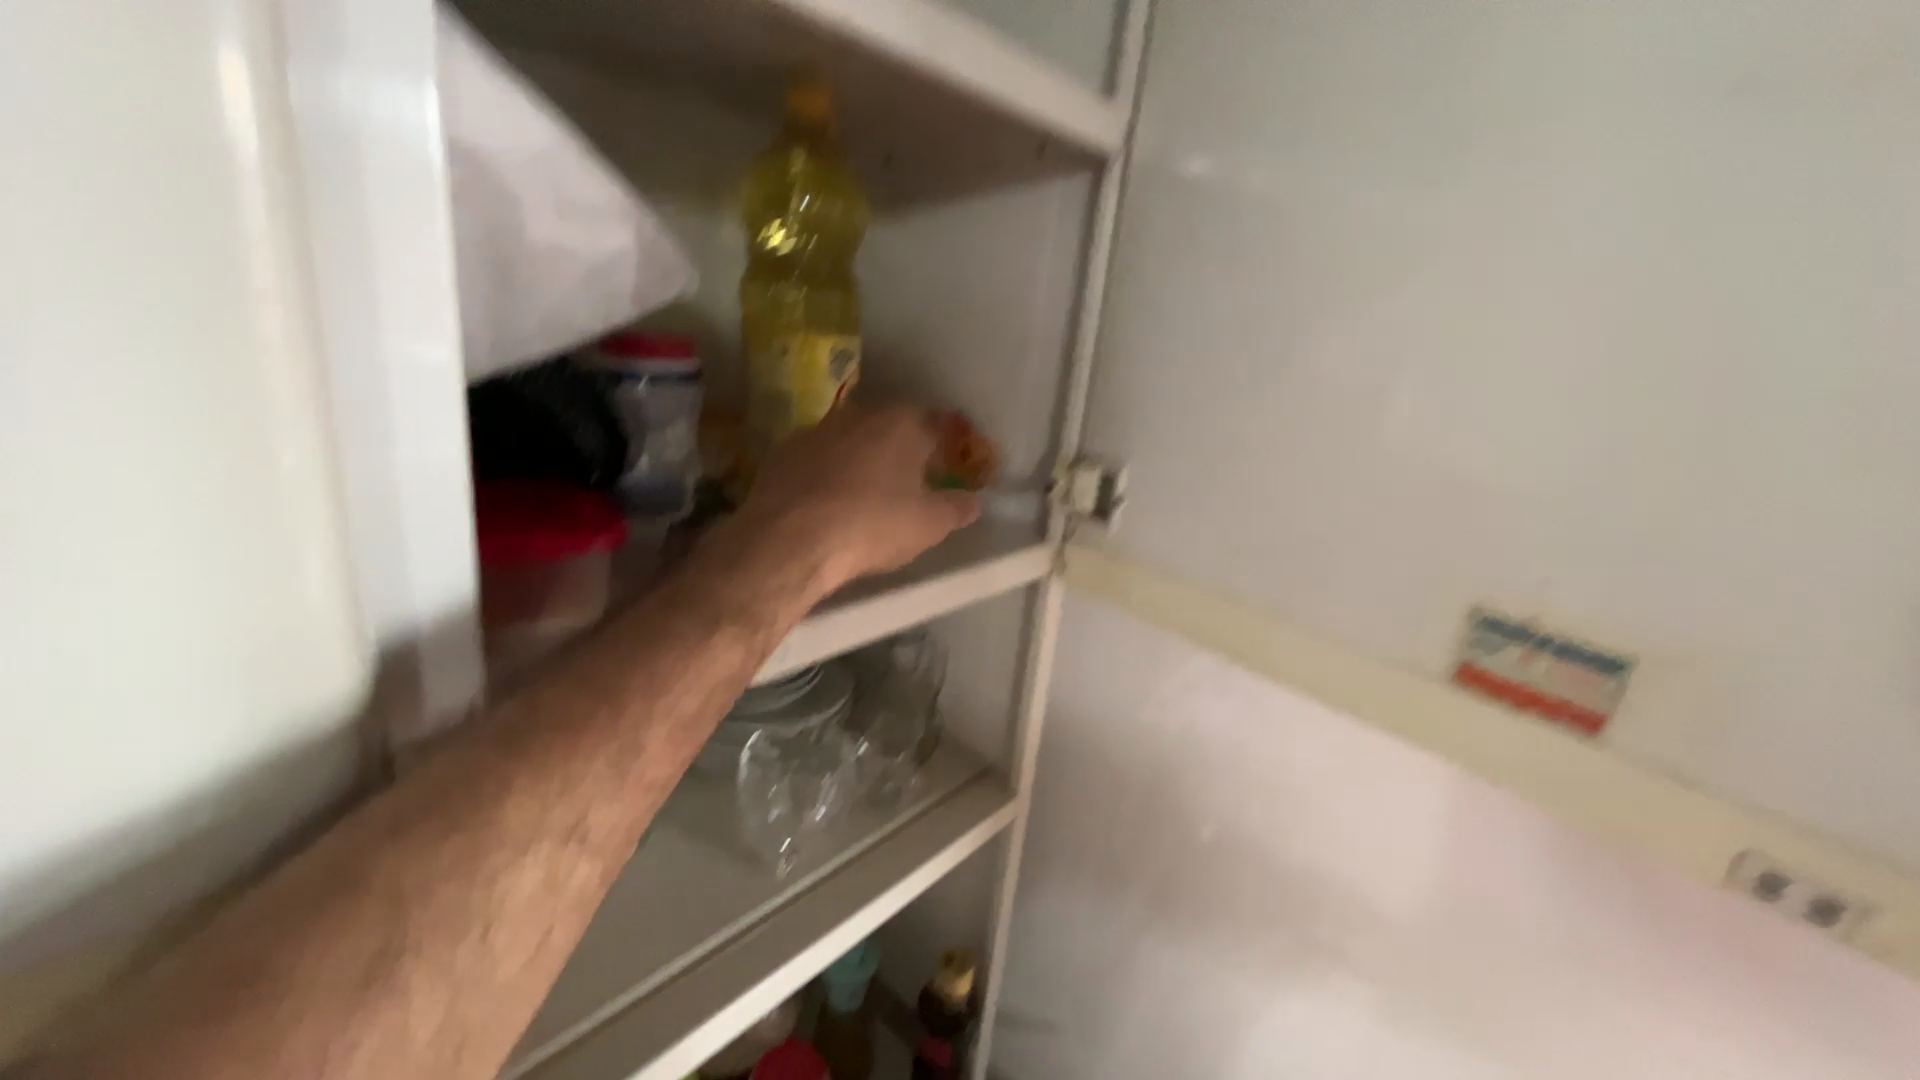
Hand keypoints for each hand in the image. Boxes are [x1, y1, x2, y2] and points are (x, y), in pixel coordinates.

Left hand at [734, 404, 980, 590]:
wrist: (790, 538)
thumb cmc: (873, 525)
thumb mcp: (929, 525)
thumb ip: (956, 508)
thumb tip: (974, 501)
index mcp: (903, 423)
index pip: (936, 425)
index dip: (943, 448)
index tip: (945, 470)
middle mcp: (860, 414)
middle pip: (890, 427)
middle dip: (901, 451)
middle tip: (907, 485)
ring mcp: (817, 430)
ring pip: (850, 440)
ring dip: (860, 461)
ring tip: (864, 498)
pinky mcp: (782, 452)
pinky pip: (816, 459)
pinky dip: (826, 475)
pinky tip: (826, 504)